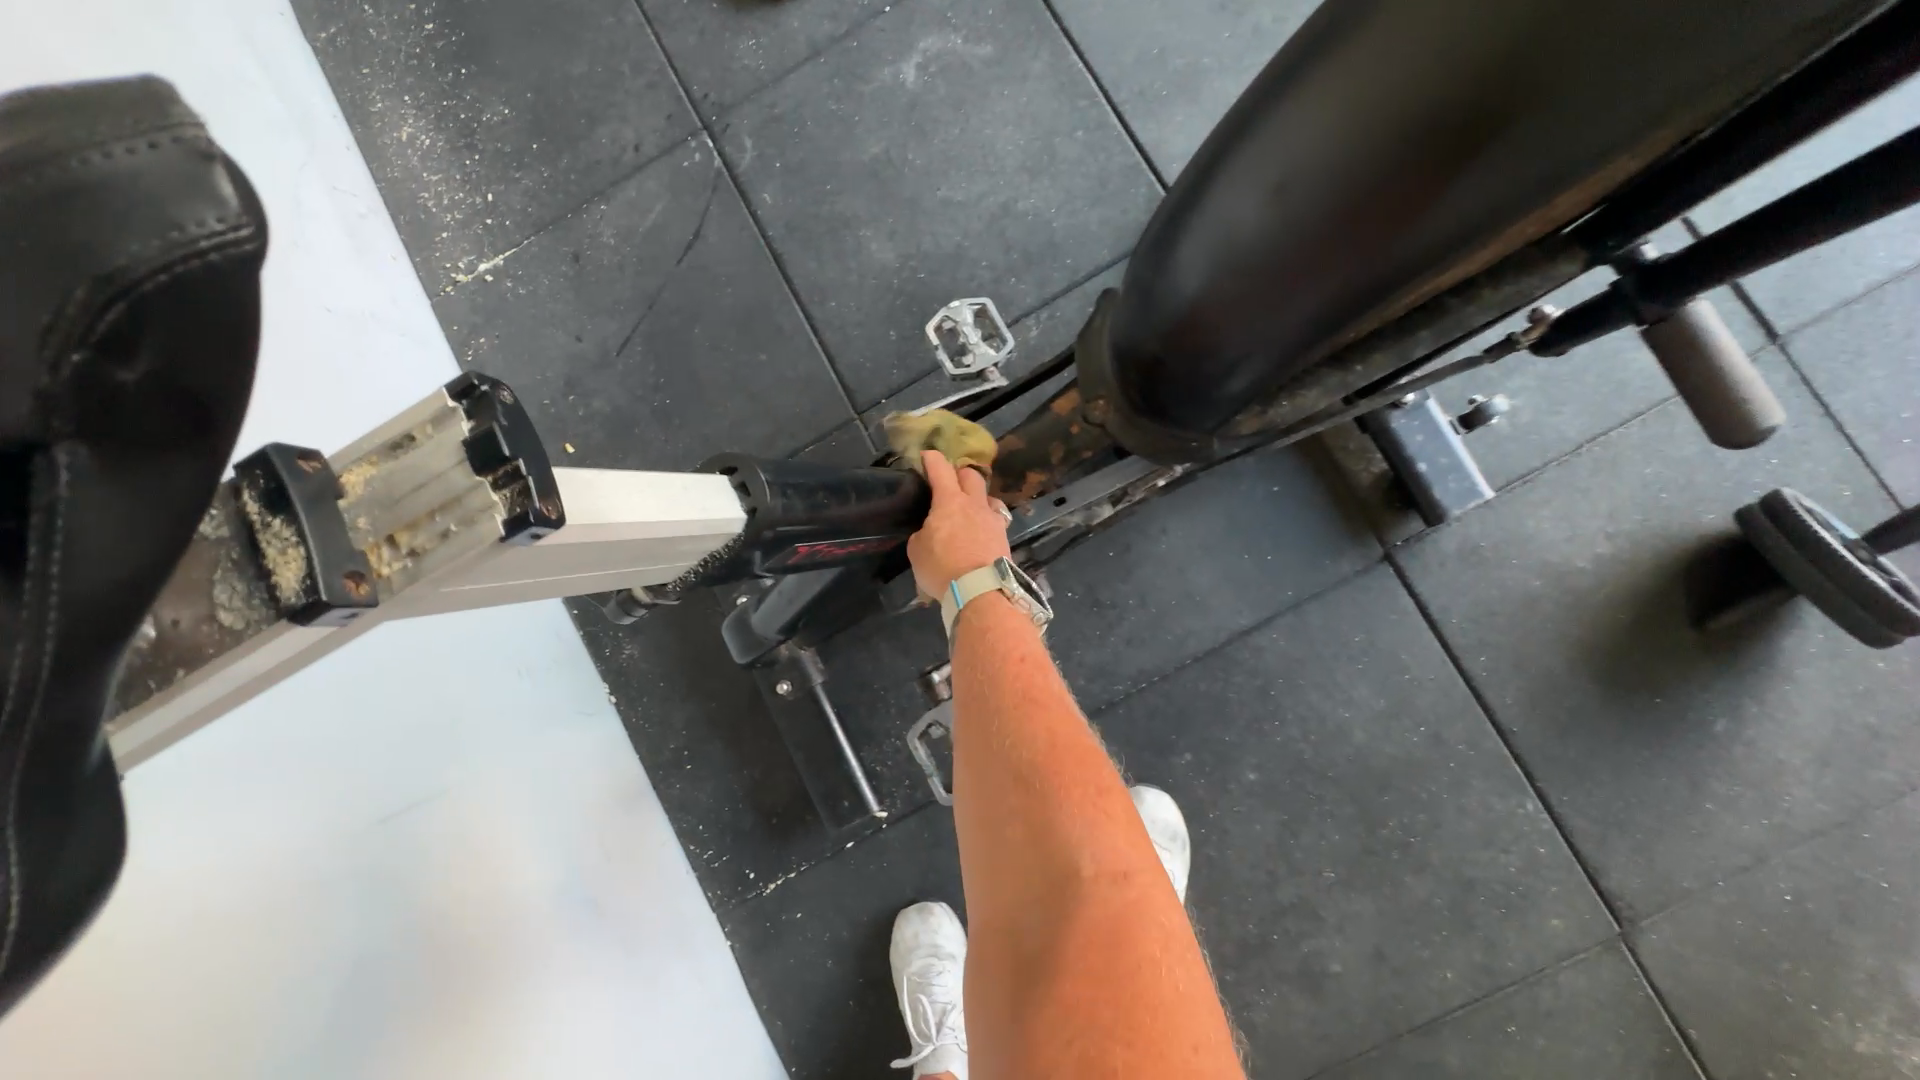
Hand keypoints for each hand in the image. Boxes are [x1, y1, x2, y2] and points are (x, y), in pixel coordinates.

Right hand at [908, 449, 1012, 599]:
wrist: (981, 592)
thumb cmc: (942, 568)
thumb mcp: (917, 551)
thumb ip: (922, 534)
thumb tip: (930, 532)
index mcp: (950, 501)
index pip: (941, 469)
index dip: (932, 459)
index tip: (927, 455)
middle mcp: (975, 504)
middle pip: (971, 475)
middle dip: (959, 474)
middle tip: (950, 482)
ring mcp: (993, 520)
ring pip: (988, 497)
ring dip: (977, 497)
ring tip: (969, 508)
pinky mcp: (1004, 538)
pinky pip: (996, 519)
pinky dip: (986, 520)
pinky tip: (981, 530)